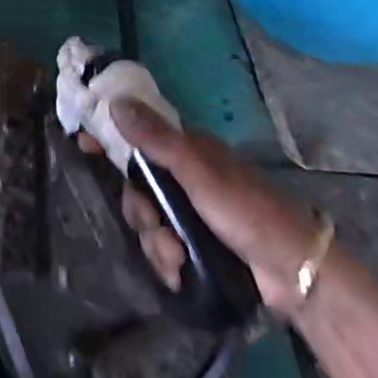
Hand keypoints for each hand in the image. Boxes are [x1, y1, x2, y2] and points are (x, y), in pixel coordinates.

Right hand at [108, 99, 321, 313]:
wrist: (296, 271)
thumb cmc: (247, 209)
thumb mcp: (198, 171)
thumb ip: (156, 139)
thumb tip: (115, 102)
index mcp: (186, 151)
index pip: (138, 134)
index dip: (109, 138)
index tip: (82, 142)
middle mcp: (185, 178)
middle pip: (137, 188)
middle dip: (140, 212)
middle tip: (155, 224)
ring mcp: (190, 214)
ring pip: (148, 222)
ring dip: (156, 244)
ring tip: (177, 258)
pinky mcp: (196, 246)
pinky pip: (163, 249)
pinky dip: (168, 263)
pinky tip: (181, 274)